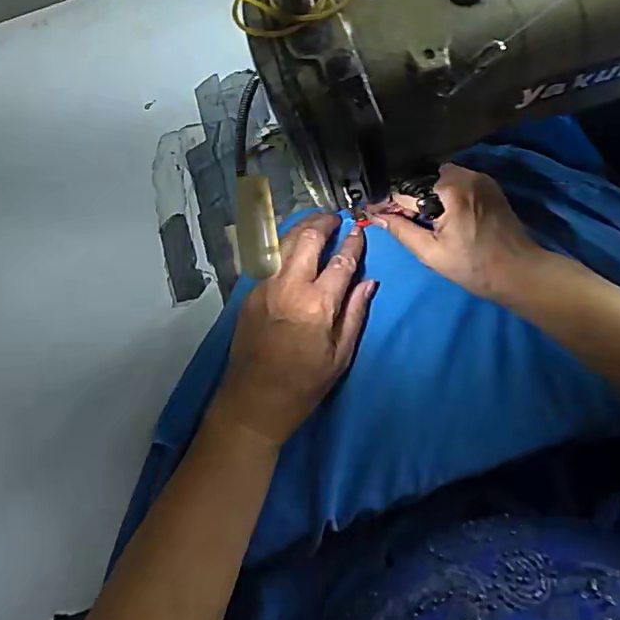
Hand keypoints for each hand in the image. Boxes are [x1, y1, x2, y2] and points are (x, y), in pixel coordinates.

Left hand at [209, 214, 377, 446]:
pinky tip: (291, 244)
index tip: (360, 229)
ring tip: (315, 223)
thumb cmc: (303, 385)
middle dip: (324, 223)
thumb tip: (369, 282)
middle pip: (308, 239)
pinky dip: (283, 245)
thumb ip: (355, 313)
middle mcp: (290, 287)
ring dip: (301, 228)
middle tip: (336, 218)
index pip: (341, 262)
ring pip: (283, 243)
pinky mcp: (251, 293)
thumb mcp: (340, 356)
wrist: (253, 401)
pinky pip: (269, 259)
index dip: (353, 242)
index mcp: (318, 305)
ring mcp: (266, 287)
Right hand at [370, 163, 556, 302]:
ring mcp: (481, 179)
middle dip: (409, 198)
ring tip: (424, 220)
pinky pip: (457, 182)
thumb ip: (402, 230)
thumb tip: (375, 216)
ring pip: (439, 179)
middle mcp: (467, 175)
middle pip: (423, 180)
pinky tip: (443, 216)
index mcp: (452, 189)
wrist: (519, 272)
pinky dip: (445, 195)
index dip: (390, 203)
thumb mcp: (432, 253)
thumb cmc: (475, 266)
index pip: (407, 190)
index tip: (377, 213)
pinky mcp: (489, 186)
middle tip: (403, 220)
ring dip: (428, 196)